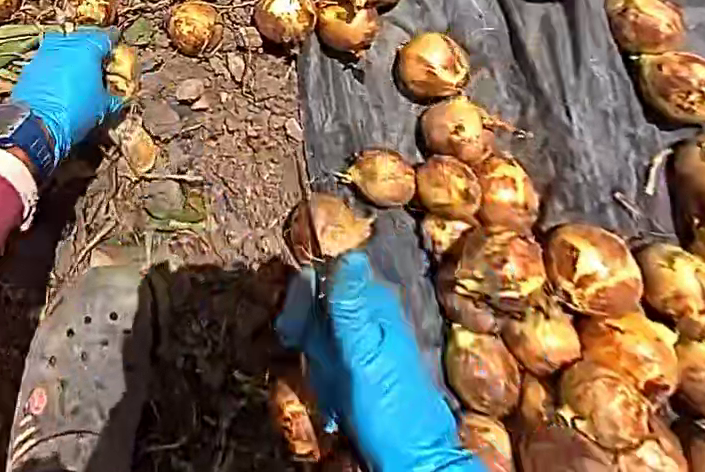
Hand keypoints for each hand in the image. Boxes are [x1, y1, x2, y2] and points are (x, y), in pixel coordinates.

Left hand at [10, 28, 122, 157]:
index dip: (114, 39)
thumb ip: (112, 96)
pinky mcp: (28, 69)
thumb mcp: (102, 107)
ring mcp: (44, 54)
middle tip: (99, 55)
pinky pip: (47, 60)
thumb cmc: (74, 112)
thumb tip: (117, 98)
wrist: (33, 127)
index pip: (107, 36)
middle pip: (83, 36)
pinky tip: (59, 79)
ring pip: (62, 45)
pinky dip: (55, 65)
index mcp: (88, 49)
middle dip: (91, 43)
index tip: (118, 42)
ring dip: (70, 52)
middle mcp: (65, 45)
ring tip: (77, 66)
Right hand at [276, 251, 482, 471]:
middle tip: (293, 344)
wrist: (414, 461)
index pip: (328, 271)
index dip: (303, 291)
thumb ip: (351, 306)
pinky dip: (317, 364)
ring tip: (314, 374)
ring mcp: (364, 339)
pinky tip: (323, 388)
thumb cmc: (391, 410)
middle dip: (302, 318)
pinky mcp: (358, 364)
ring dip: (308, 344)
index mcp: (374, 303)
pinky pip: (327, 350)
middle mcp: (369, 313)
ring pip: (320, 322)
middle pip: (321, 295)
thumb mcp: (365, 355)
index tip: (290, 321)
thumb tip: (347, 253)